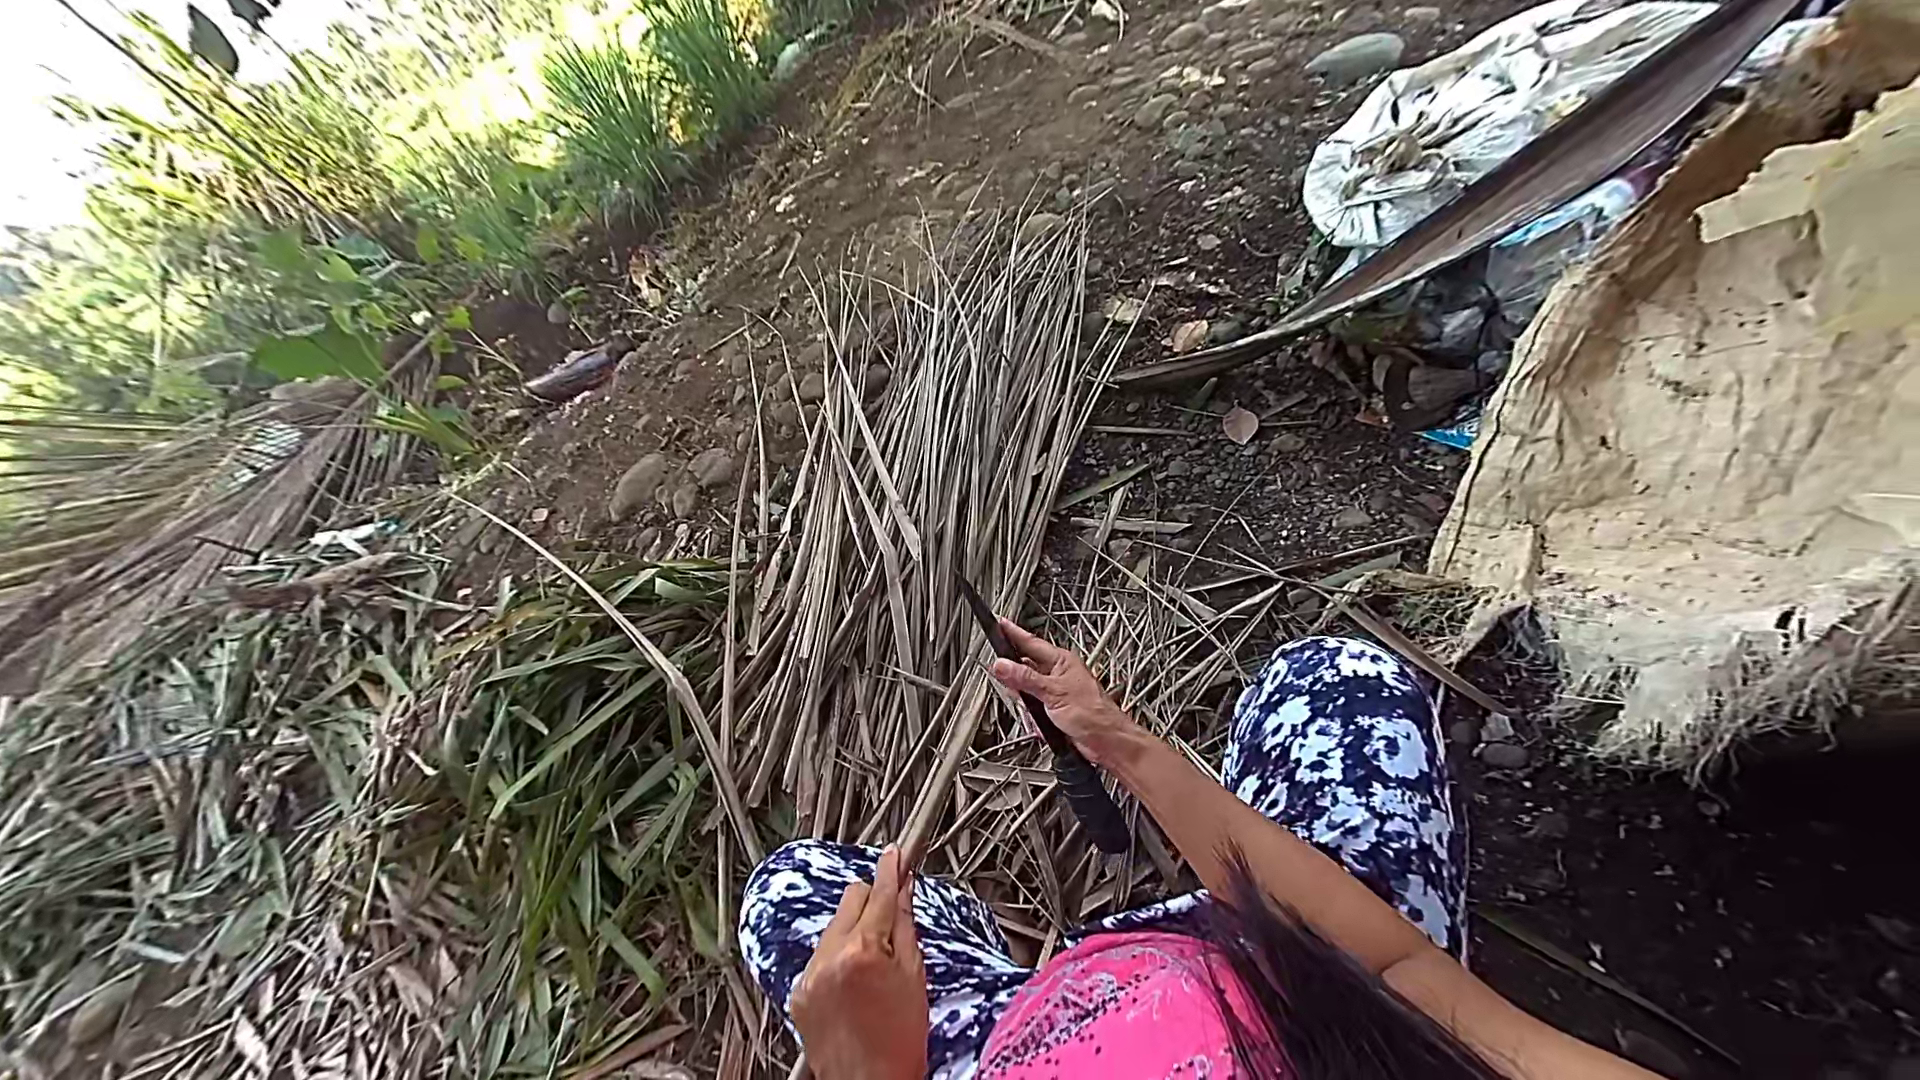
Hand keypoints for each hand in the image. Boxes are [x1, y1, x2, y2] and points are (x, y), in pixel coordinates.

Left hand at [791, 846, 928, 1079]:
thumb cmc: (898, 1043)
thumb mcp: (913, 974)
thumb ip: (906, 923)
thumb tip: (904, 888)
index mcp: (863, 951)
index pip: (879, 893)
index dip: (889, 870)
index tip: (894, 854)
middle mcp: (830, 958)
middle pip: (851, 897)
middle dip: (873, 899)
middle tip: (891, 913)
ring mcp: (811, 975)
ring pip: (835, 922)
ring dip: (855, 927)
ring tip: (875, 958)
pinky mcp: (800, 992)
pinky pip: (821, 951)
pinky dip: (838, 953)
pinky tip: (856, 976)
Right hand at [988, 618, 1145, 766]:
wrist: (1108, 742)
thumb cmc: (1094, 714)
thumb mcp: (1053, 692)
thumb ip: (1025, 678)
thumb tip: (1002, 665)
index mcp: (1061, 661)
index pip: (1031, 642)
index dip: (1013, 633)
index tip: (999, 623)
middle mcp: (1058, 673)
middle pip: (1025, 666)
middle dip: (1014, 676)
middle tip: (1002, 676)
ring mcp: (1056, 691)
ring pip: (1027, 688)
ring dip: (1025, 700)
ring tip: (1030, 707)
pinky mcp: (1054, 708)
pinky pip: (1034, 706)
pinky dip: (1032, 715)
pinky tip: (1037, 720)